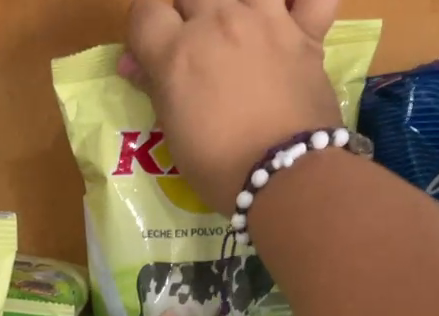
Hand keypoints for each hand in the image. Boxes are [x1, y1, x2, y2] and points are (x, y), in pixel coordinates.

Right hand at [121, 0, 345, 215]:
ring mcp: (267, 18)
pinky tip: (287, 13)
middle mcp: (219, 20)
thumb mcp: (174, 133)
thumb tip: (132, 62)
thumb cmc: (218, 166)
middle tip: (191, 51)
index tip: (147, 55)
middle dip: (182, 15)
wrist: (284, 175)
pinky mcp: (306, 31)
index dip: (143, 32)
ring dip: (229, 6)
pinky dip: (297, 1)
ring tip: (232, 33)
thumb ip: (154, 87)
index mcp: (178, 51)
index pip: (145, 12)